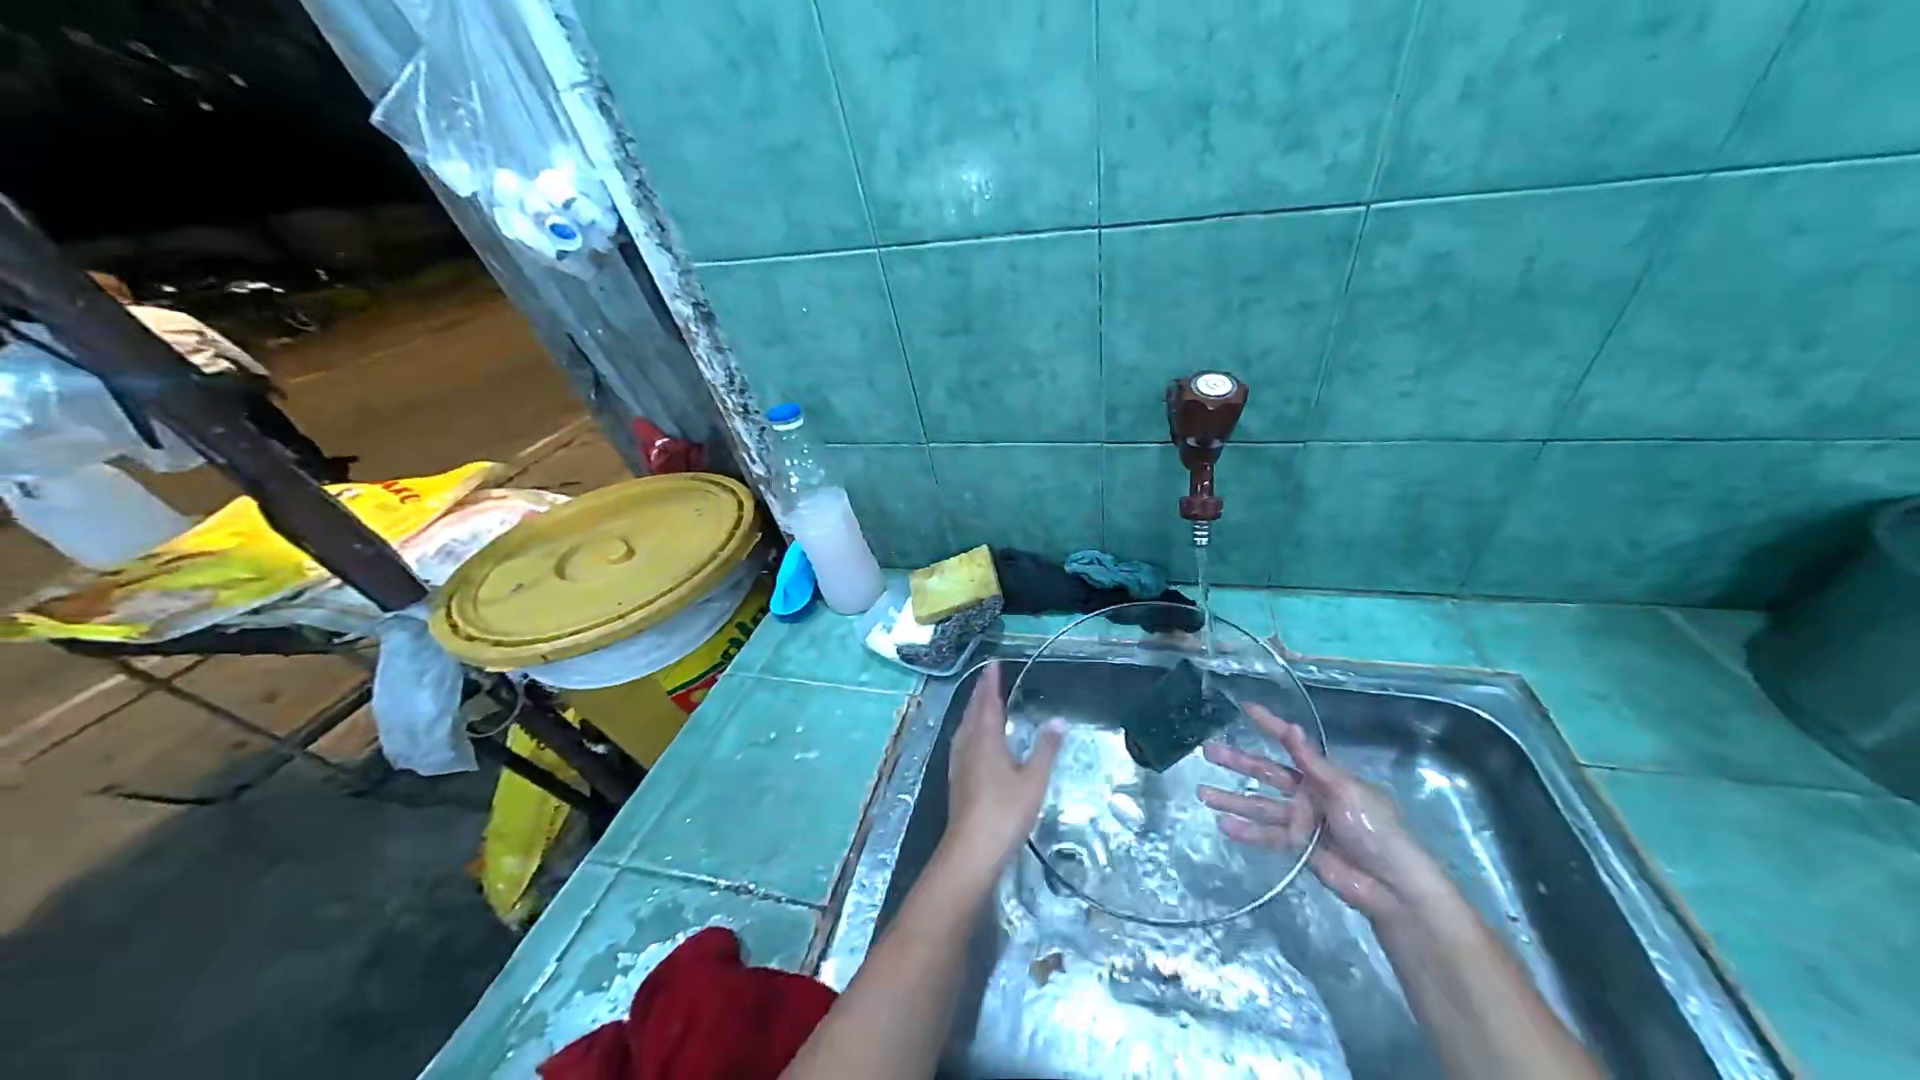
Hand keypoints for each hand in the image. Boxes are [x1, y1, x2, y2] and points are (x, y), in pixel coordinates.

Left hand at [942, 663, 1063, 874]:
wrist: (972, 850)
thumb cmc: (1005, 811)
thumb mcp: (1034, 780)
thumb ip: (1046, 749)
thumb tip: (1058, 721)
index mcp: (985, 739)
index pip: (988, 703)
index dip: (991, 683)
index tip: (993, 665)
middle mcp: (968, 745)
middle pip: (973, 712)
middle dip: (981, 693)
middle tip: (988, 677)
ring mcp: (958, 763)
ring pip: (964, 726)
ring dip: (973, 710)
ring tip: (980, 701)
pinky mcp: (956, 779)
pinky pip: (962, 741)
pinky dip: (969, 729)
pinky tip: (972, 740)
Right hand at [1198, 703, 1448, 921]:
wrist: (1393, 887)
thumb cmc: (1375, 830)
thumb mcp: (1345, 791)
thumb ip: (1312, 763)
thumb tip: (1290, 727)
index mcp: (1324, 776)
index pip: (1291, 745)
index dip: (1270, 726)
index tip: (1246, 708)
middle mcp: (1309, 794)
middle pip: (1266, 774)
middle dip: (1238, 762)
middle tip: (1208, 751)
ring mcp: (1302, 821)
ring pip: (1259, 805)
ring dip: (1232, 799)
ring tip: (1202, 792)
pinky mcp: (1298, 848)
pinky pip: (1266, 835)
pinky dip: (1246, 831)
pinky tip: (1223, 824)